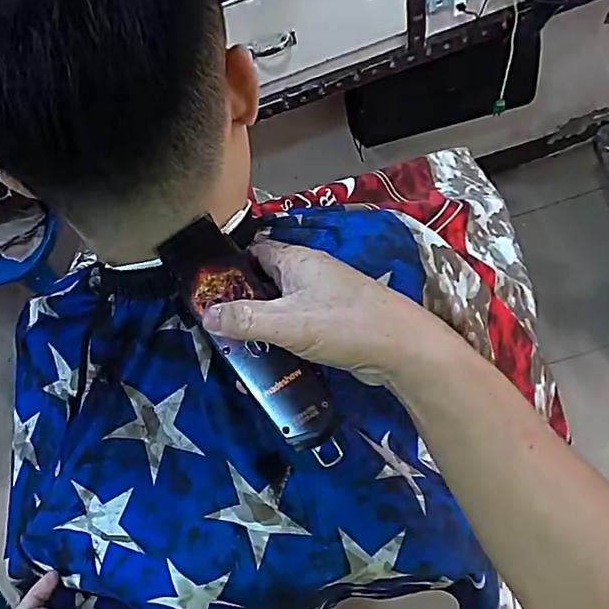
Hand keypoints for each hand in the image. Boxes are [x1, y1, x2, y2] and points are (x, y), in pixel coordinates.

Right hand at [200, 240, 462, 385]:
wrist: (402, 348)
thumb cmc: (345, 325)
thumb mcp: (288, 323)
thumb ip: (246, 319)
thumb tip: (206, 314)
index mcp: (298, 260)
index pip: (255, 251)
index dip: (232, 268)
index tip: (209, 292)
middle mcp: (311, 273)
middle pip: (267, 281)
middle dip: (244, 301)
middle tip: (219, 327)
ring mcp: (326, 297)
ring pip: (284, 305)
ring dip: (265, 323)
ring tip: (240, 347)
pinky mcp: (336, 321)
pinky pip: (301, 324)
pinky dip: (285, 337)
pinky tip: (273, 357)